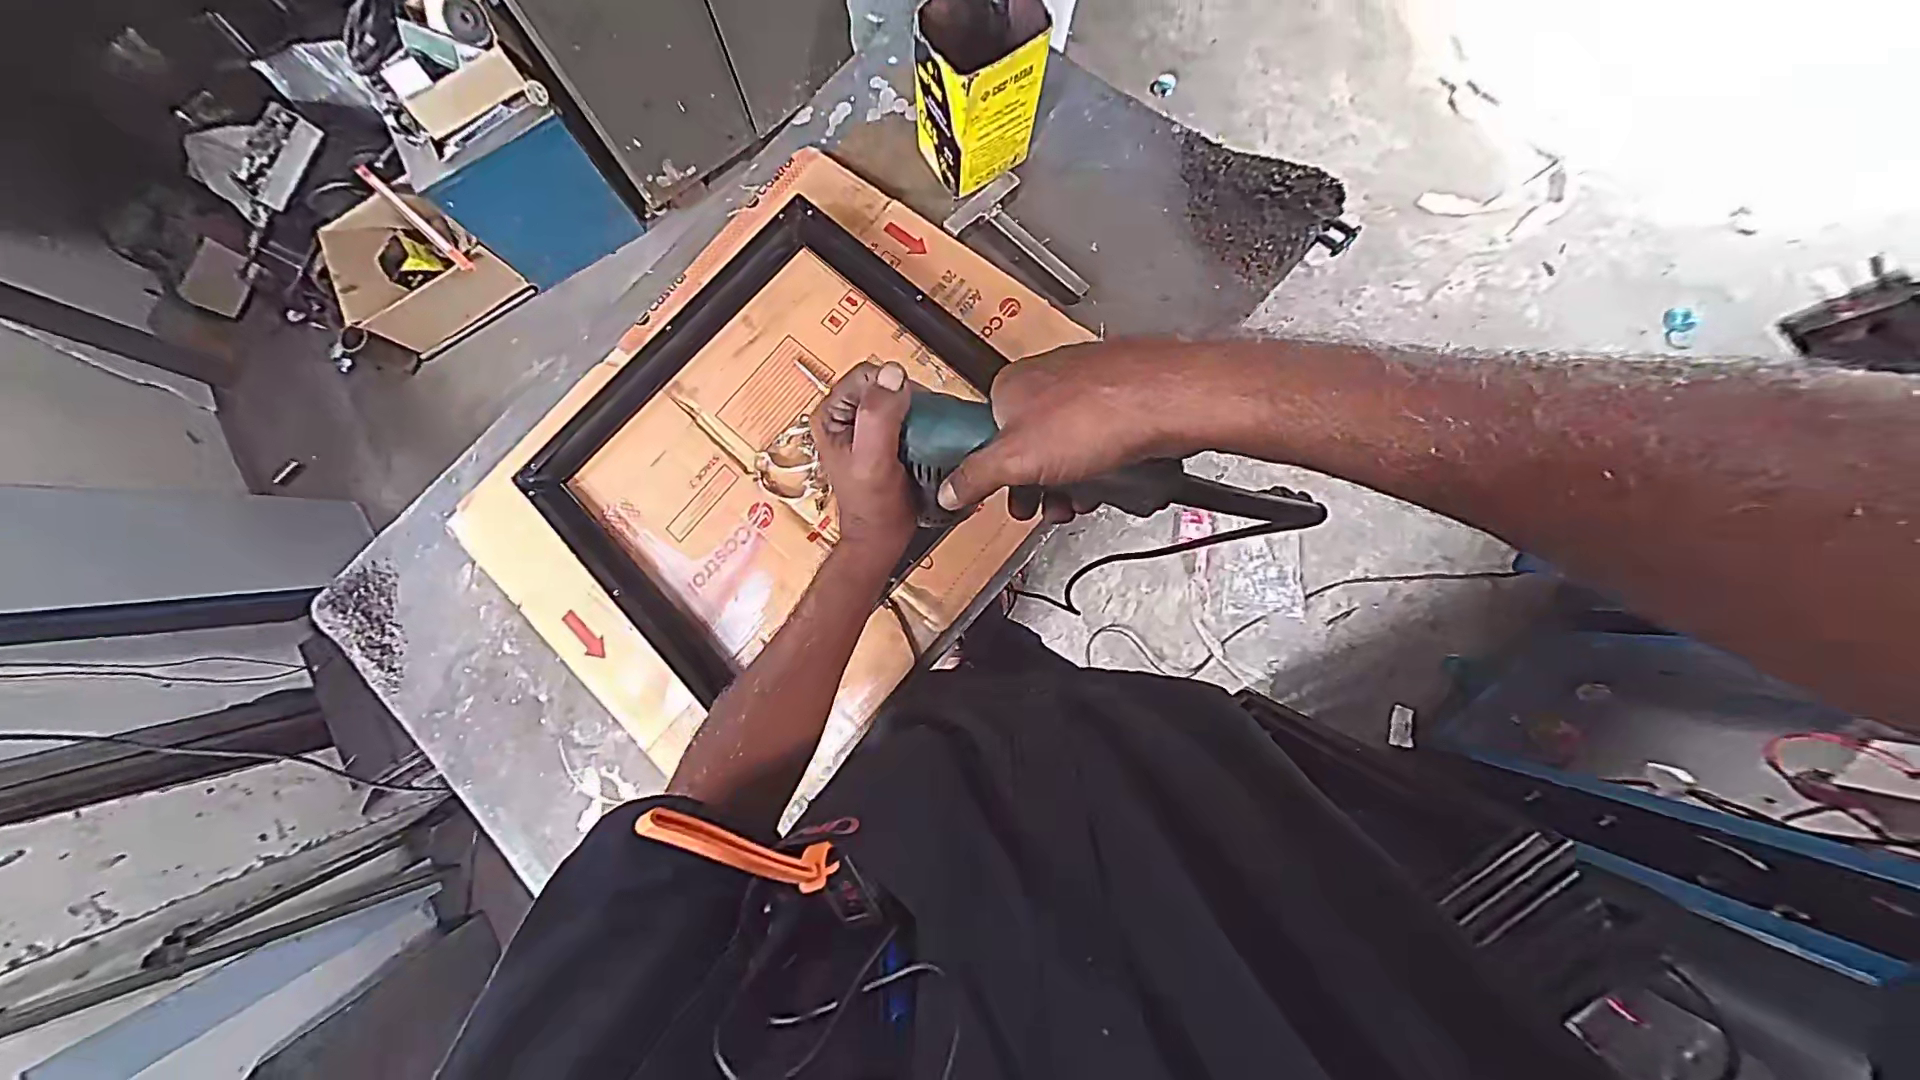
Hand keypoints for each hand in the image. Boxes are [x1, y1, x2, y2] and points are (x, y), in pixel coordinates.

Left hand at [812, 361, 917, 560]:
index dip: (892, 387)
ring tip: (922, 436)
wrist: (882, 535)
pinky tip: (925, 440)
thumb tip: (892, 376)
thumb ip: (878, 416)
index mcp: (831, 415)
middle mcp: (847, 416)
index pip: (866, 374)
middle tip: (917, 427)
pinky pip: (909, 416)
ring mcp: (868, 427)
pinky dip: (922, 424)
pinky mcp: (887, 437)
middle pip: (885, 383)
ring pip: (900, 398)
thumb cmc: (870, 507)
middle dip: (908, 400)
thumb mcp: (871, 459)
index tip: (908, 411)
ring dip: (917, 412)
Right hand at [937, 341, 1209, 521]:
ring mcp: (1083, 388)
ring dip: (1068, 482)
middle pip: (1026, 446)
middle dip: (1036, 485)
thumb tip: (948, 491)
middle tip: (1043, 506)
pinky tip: (1107, 482)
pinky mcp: (1115, 399)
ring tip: (1080, 500)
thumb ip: (975, 478)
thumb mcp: (1016, 461)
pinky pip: (1095, 441)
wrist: (1169, 402)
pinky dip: (1098, 466)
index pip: (984, 434)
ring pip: (1064, 447)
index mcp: (1010, 387)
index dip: (991, 472)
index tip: (999, 493)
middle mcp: (1044, 380)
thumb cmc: (1098, 416)